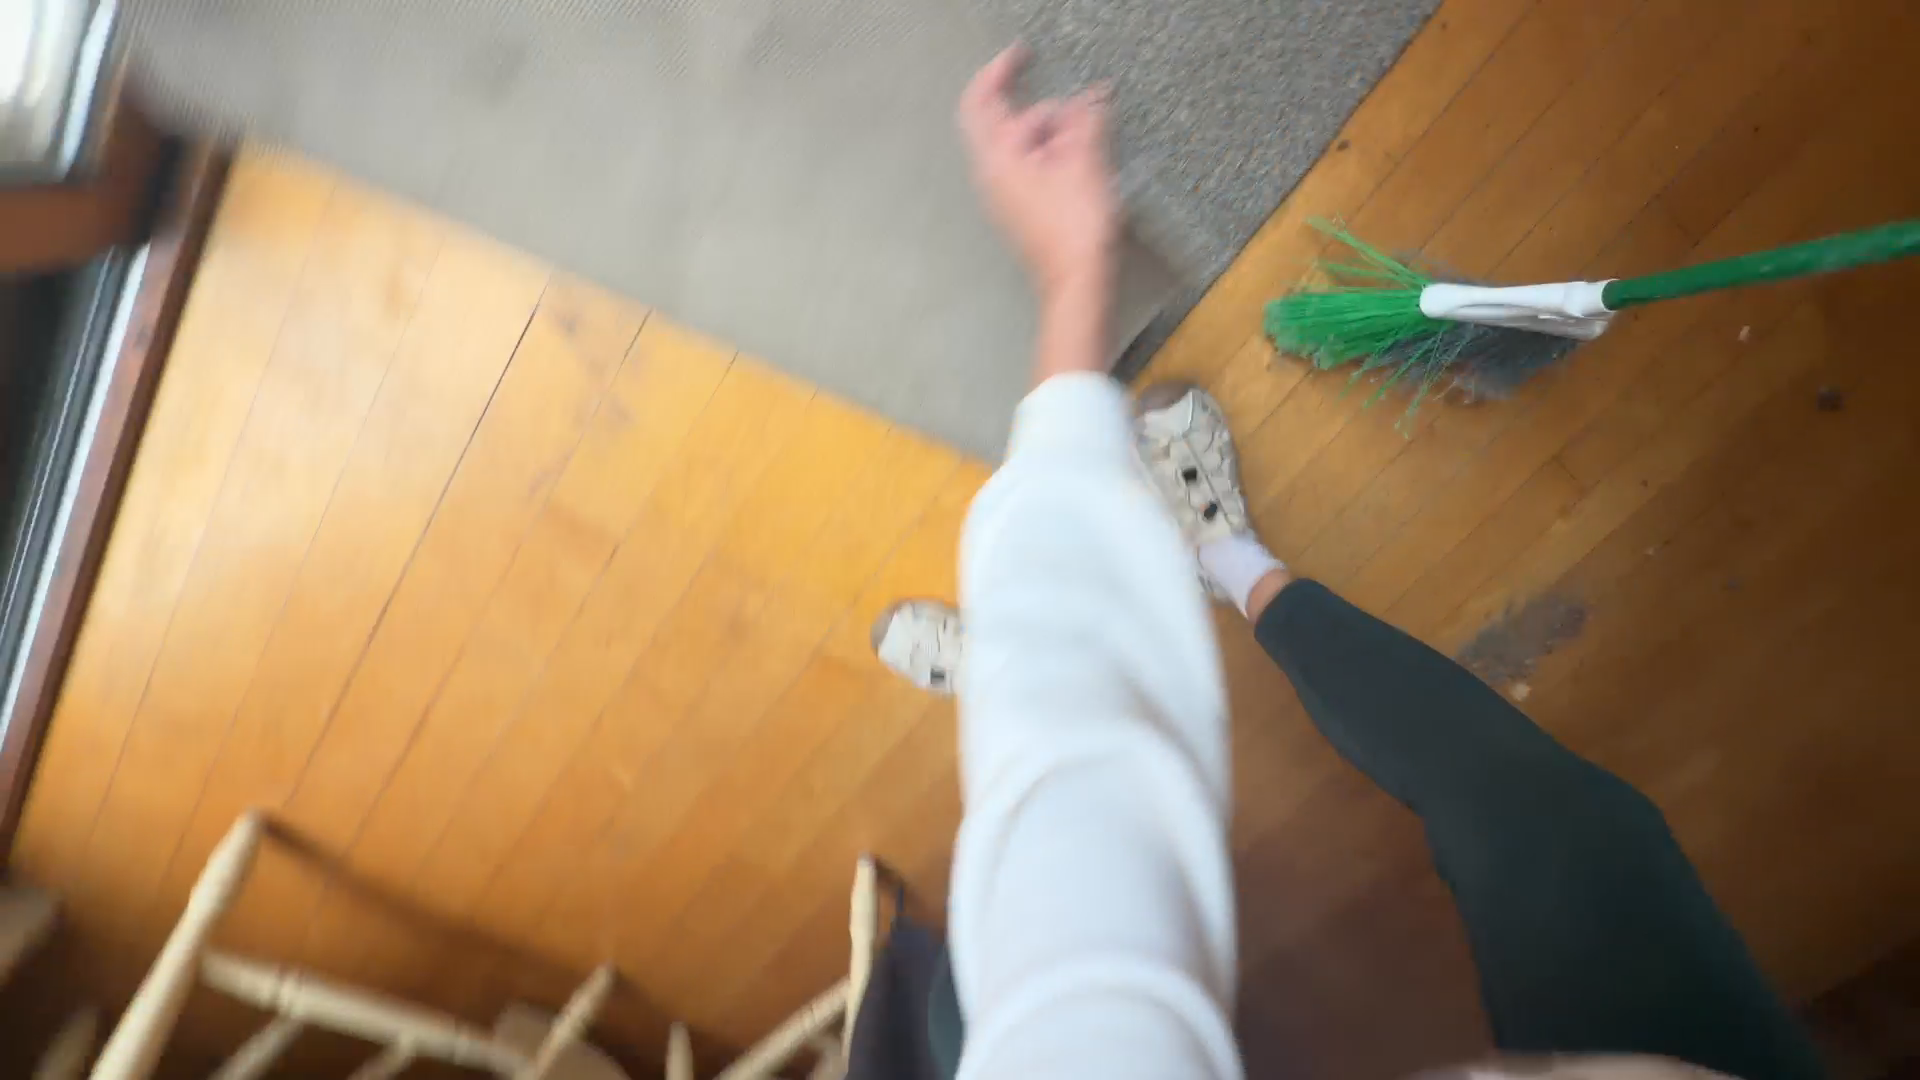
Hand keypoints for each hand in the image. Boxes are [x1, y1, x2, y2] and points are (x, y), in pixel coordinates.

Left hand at [958, 45, 1118, 301]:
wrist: (1077, 282)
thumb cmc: (1075, 227)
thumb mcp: (1084, 161)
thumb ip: (1082, 121)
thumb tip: (1085, 102)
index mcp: (997, 162)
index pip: (980, 103)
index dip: (998, 73)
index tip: (1022, 56)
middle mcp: (993, 180)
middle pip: (1011, 125)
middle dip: (1047, 115)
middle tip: (1082, 119)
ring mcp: (1006, 199)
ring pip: (1026, 150)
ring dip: (1056, 140)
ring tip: (1088, 150)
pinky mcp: (1023, 213)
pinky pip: (1035, 173)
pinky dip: (1056, 160)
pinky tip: (1082, 168)